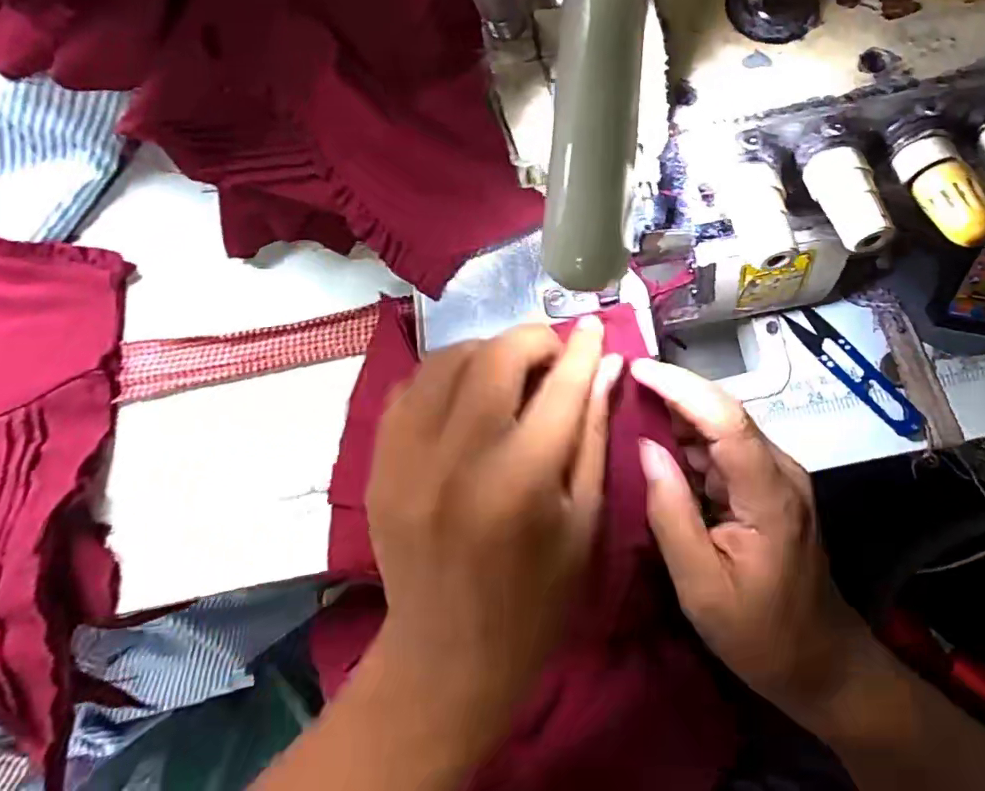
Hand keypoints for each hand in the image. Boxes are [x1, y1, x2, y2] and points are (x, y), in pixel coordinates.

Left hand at [365, 316, 623, 726]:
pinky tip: (465, 397)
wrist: (447, 656)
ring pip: (447, 360)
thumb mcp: (584, 519)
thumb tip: (606, 366)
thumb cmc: (537, 597)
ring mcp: (407, 457)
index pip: (559, 386)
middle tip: (552, 358)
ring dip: (487, 352)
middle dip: (533, 341)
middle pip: (496, 355)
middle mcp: (458, 457)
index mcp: (521, 480)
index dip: (582, 349)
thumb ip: (592, 434)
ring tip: (509, 374)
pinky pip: (410, 387)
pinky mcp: (379, 464)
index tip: (594, 327)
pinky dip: (444, 377)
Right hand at [631, 358, 873, 721]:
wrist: (819, 660)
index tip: (637, 369)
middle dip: (673, 392)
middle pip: (724, 414)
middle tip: (620, 381)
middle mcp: (780, 470)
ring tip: (628, 405)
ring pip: (722, 428)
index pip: (727, 420)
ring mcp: (777, 476)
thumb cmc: (760, 634)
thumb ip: (671, 514)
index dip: (681, 388)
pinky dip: (689, 443)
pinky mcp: (768, 485)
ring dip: (677, 415)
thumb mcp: (702, 587)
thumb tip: (645, 448)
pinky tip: (656, 443)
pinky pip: (725, 451)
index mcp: (769, 494)